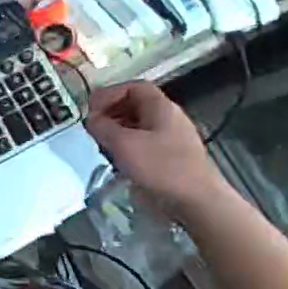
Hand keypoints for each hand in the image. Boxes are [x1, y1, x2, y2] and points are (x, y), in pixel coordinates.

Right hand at [85, 82, 229, 212]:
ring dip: (118, 130)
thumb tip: (91, 119)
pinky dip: (127, 146)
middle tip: (93, 126)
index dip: (109, 93)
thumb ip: (103, 128)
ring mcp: (172, 138)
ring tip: (101, 143)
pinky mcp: (172, 158)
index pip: (133, 87)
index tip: (91, 108)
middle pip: (136, 105)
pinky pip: (145, 143)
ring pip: (139, 125)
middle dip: (111, 112)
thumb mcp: (124, 145)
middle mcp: (169, 118)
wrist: (196, 201)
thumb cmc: (161, 168)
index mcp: (161, 107)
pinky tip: (118, 160)